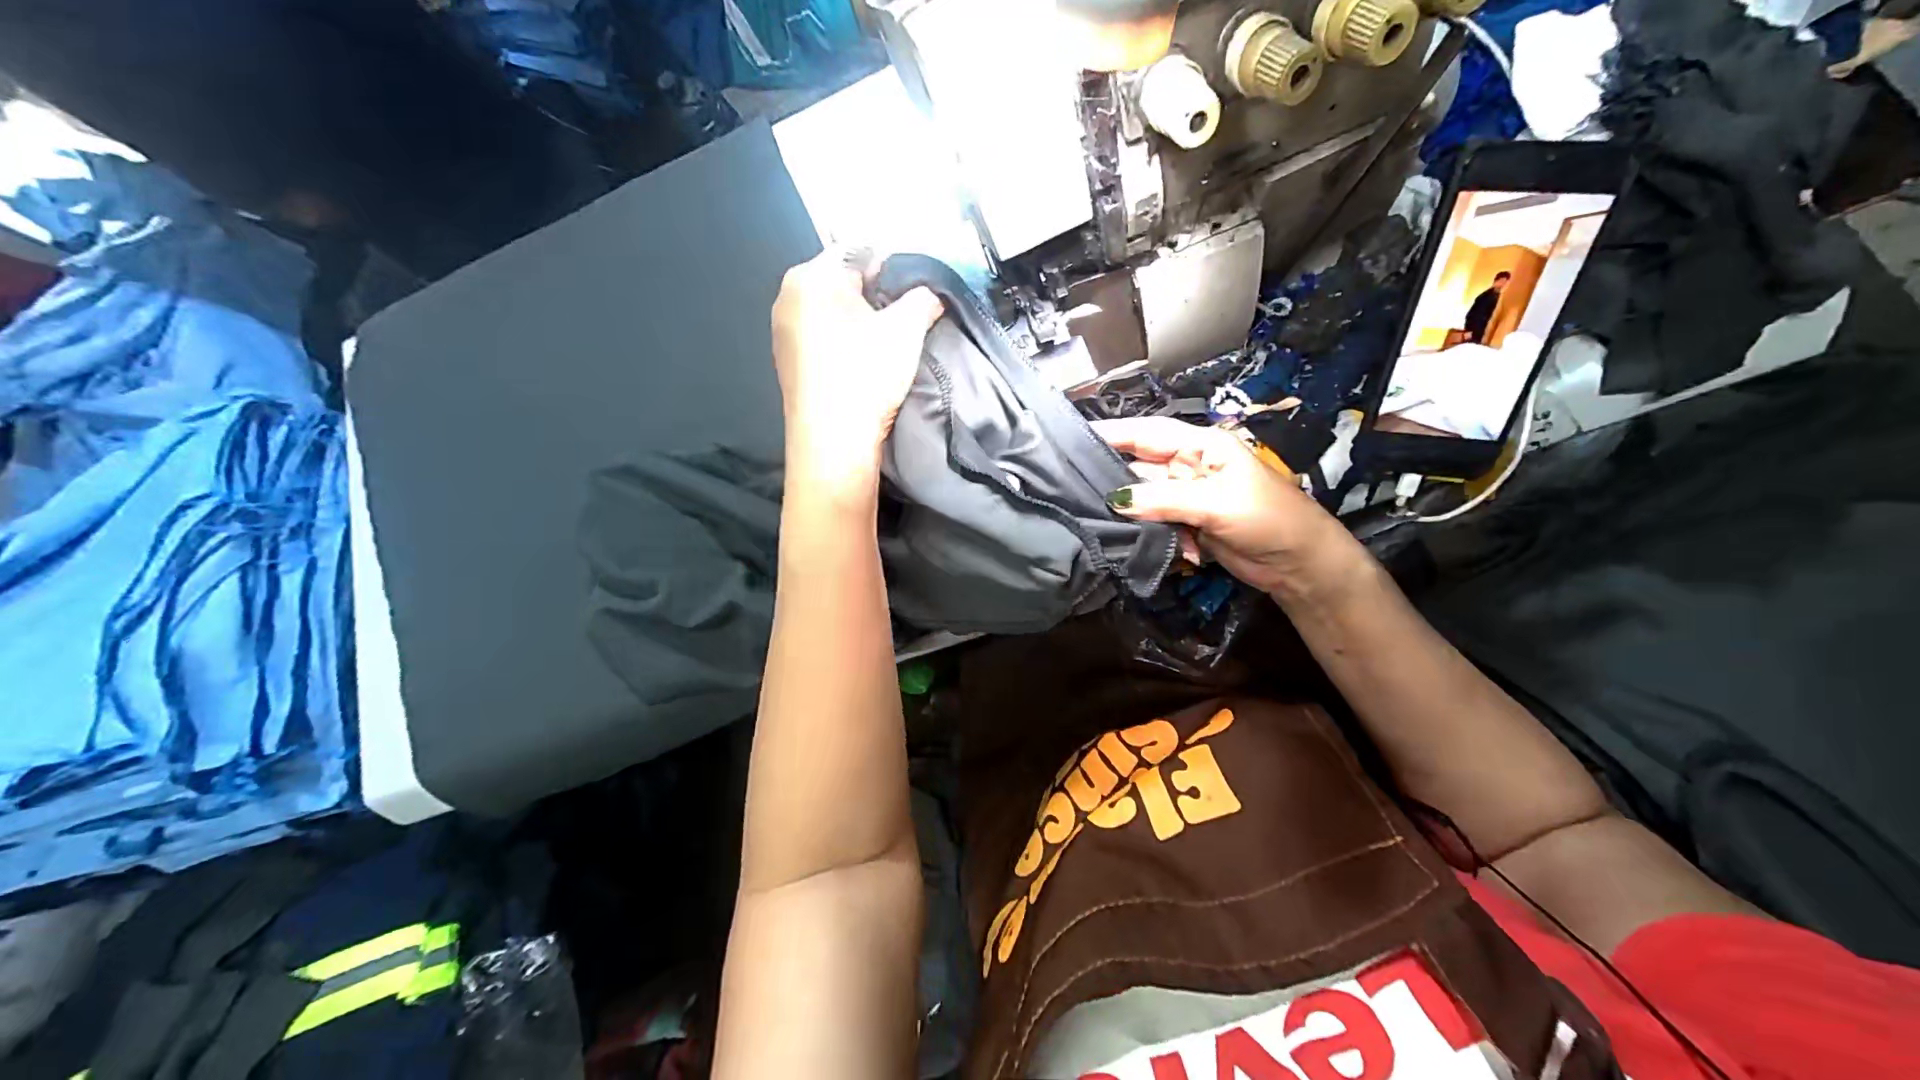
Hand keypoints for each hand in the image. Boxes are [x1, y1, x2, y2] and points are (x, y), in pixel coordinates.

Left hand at [771, 248, 942, 480]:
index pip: (860, 250)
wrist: (832, 442)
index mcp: (811, 276)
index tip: (915, 288)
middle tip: (905, 318)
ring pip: (832, 310)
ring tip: (886, 344)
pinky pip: (822, 336)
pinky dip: (844, 342)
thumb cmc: (865, 376)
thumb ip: (923, 298)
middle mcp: (788, 296)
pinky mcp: (788, 361)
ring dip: (861, 320)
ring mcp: (783, 331)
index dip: (893, 265)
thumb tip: (930, 295)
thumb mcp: (907, 329)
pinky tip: (863, 364)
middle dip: (876, 294)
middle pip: (843, 280)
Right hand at [1093, 417, 1368, 600]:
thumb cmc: (1268, 519)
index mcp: (1200, 446)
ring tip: (1102, 522)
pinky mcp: (1185, 523)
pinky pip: (1153, 522)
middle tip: (1073, 489)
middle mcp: (1188, 465)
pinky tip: (1148, 545)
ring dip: (1132, 513)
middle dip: (1112, 478)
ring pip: (1142, 498)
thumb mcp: (1217, 503)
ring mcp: (1185, 496)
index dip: (1110, 433)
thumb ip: (1165, 500)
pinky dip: (1150, 534)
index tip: (1072, 438)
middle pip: (1138, 465)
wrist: (1299, 564)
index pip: (1146, 433)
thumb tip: (1116, 501)